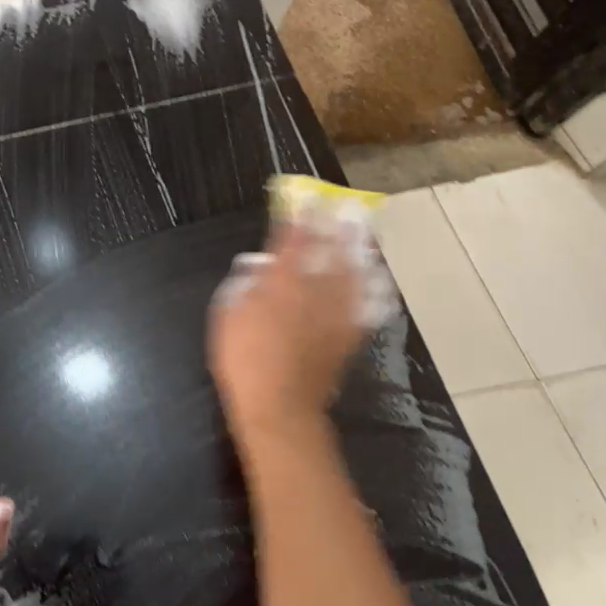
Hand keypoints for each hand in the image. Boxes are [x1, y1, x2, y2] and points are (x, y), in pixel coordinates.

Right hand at [208, 219, 369, 438]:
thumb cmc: (242, 359)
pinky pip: (367, 306)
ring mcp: (335, 314)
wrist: (278, 406)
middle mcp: (313, 293)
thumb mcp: (227, 315)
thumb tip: (257, 264)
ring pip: (354, 274)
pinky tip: (379, 278)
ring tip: (365, 232)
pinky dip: (374, 289)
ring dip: (361, 250)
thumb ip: (242, 285)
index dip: (302, 218)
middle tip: (350, 207)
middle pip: (331, 252)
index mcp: (279, 284)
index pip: (294, 241)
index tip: (309, 199)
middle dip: (340, 227)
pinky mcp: (348, 335)